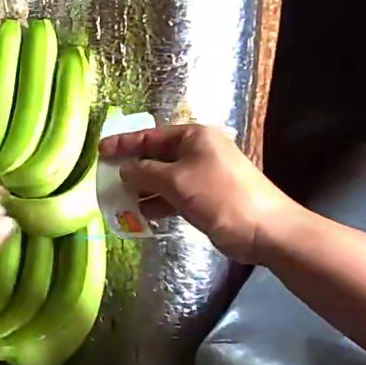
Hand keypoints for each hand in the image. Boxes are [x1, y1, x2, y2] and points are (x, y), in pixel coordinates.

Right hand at [100, 123, 303, 264]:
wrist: (265, 229)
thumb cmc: (219, 196)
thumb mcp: (176, 181)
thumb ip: (145, 172)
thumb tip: (125, 168)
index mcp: (194, 137)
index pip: (151, 135)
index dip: (124, 143)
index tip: (100, 150)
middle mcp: (199, 150)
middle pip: (157, 155)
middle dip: (132, 168)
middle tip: (105, 177)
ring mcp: (204, 174)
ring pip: (165, 177)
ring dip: (143, 189)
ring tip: (118, 200)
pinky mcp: (207, 197)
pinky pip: (175, 195)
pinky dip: (158, 203)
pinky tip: (141, 216)